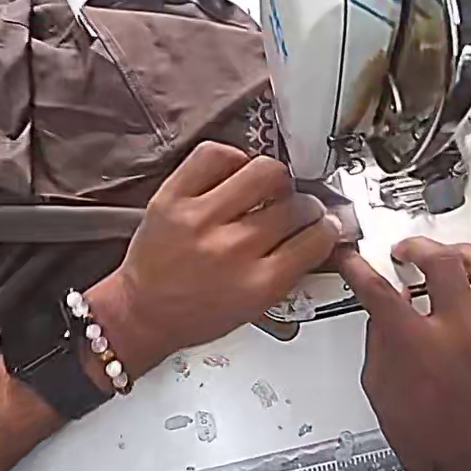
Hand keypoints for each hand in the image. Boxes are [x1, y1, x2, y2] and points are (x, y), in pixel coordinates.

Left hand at [86, 142, 339, 373]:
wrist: (142, 313)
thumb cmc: (196, 314)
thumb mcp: (254, 307)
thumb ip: (289, 272)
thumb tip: (319, 235)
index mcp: (256, 285)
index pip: (314, 241)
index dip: (328, 228)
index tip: (326, 224)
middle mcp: (231, 250)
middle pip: (293, 205)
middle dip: (305, 205)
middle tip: (297, 208)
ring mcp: (199, 220)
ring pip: (264, 172)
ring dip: (276, 180)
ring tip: (267, 190)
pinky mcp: (172, 198)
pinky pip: (214, 155)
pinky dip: (232, 158)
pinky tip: (234, 175)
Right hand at [335, 239, 470, 470]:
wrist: (467, 469)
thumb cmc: (425, 437)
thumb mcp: (378, 385)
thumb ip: (380, 339)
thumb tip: (383, 311)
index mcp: (414, 344)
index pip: (378, 288)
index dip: (358, 267)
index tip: (355, 260)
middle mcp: (458, 334)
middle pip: (441, 261)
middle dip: (417, 247)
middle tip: (407, 250)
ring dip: (467, 255)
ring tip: (453, 256)